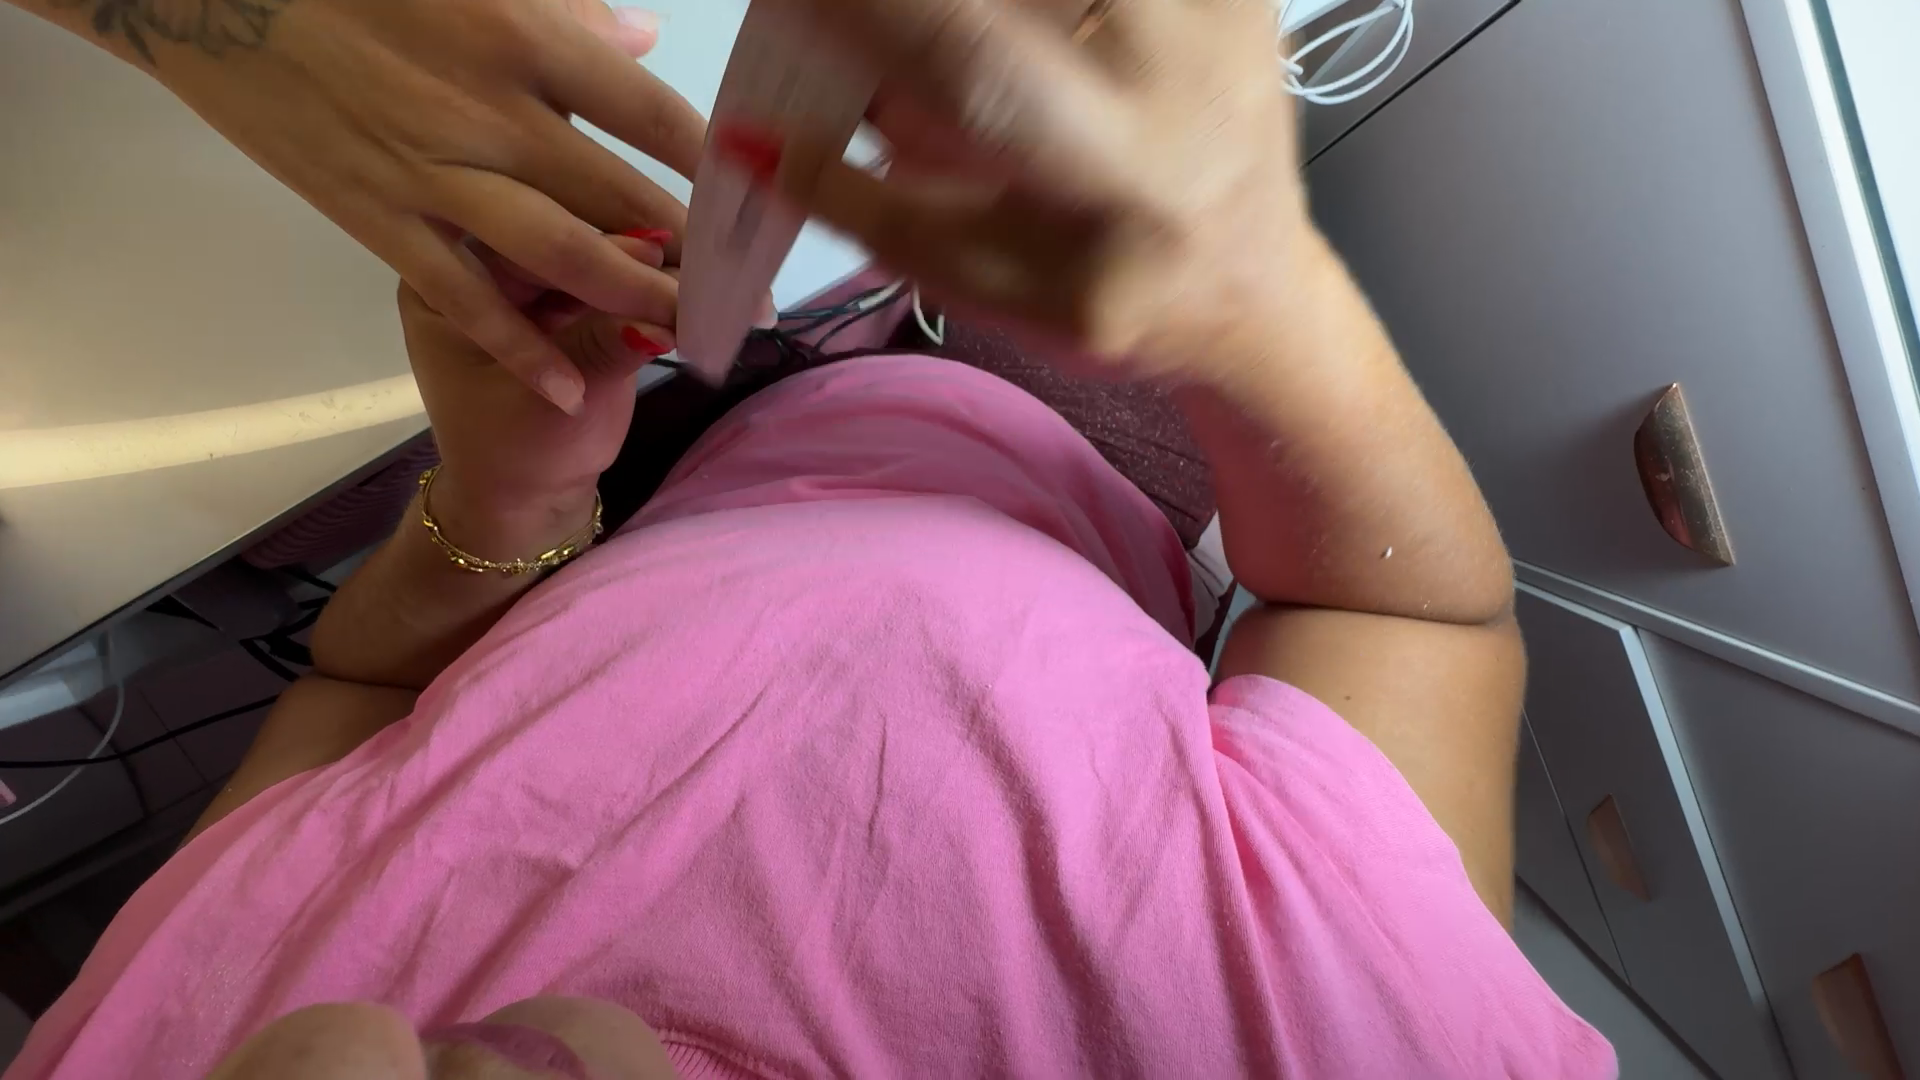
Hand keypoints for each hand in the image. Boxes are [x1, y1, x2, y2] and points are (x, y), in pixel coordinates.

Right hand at [80, 0, 703, 412]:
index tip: (764, 214)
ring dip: (641, 301)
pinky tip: (572, 391)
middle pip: (627, 200)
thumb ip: (568, 12)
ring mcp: (433, 172)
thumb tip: (645, 37)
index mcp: (519, 35)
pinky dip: (520, 348)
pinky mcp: (379, 220)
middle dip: (701, 258)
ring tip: (699, 338)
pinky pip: (464, 298)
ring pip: (565, 255)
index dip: (722, 173)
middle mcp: (487, 111)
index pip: (656, 116)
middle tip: (754, 298)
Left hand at [397, 234, 672, 555]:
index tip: (657, 249)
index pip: (526, 247)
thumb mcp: (557, 404)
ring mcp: (537, 293)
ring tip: (703, 272)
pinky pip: (616, 290)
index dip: (594, 245)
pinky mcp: (576, 313)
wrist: (527, 497)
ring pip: (597, 264)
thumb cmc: (518, 455)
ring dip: (650, 271)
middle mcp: (491, 275)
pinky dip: (653, 293)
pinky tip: (693, 288)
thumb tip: (670, 316)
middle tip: (692, 256)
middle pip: (565, 245)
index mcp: (448, 286)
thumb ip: (607, 351)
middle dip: (631, 253)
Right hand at [724, 0, 1303, 382]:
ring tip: (919, 44)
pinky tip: (1016, 40)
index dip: (864, 15)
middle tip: (834, 19)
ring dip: (972, 12)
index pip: (975, 68)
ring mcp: (1223, 9)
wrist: (1245, 287)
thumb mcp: (990, 293)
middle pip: (1018, 6)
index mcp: (1120, 185)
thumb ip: (878, 219)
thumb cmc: (1110, 304)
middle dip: (905, 7)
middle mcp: (1187, 77)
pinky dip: (1027, 13)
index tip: (784, 5)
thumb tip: (761, 140)